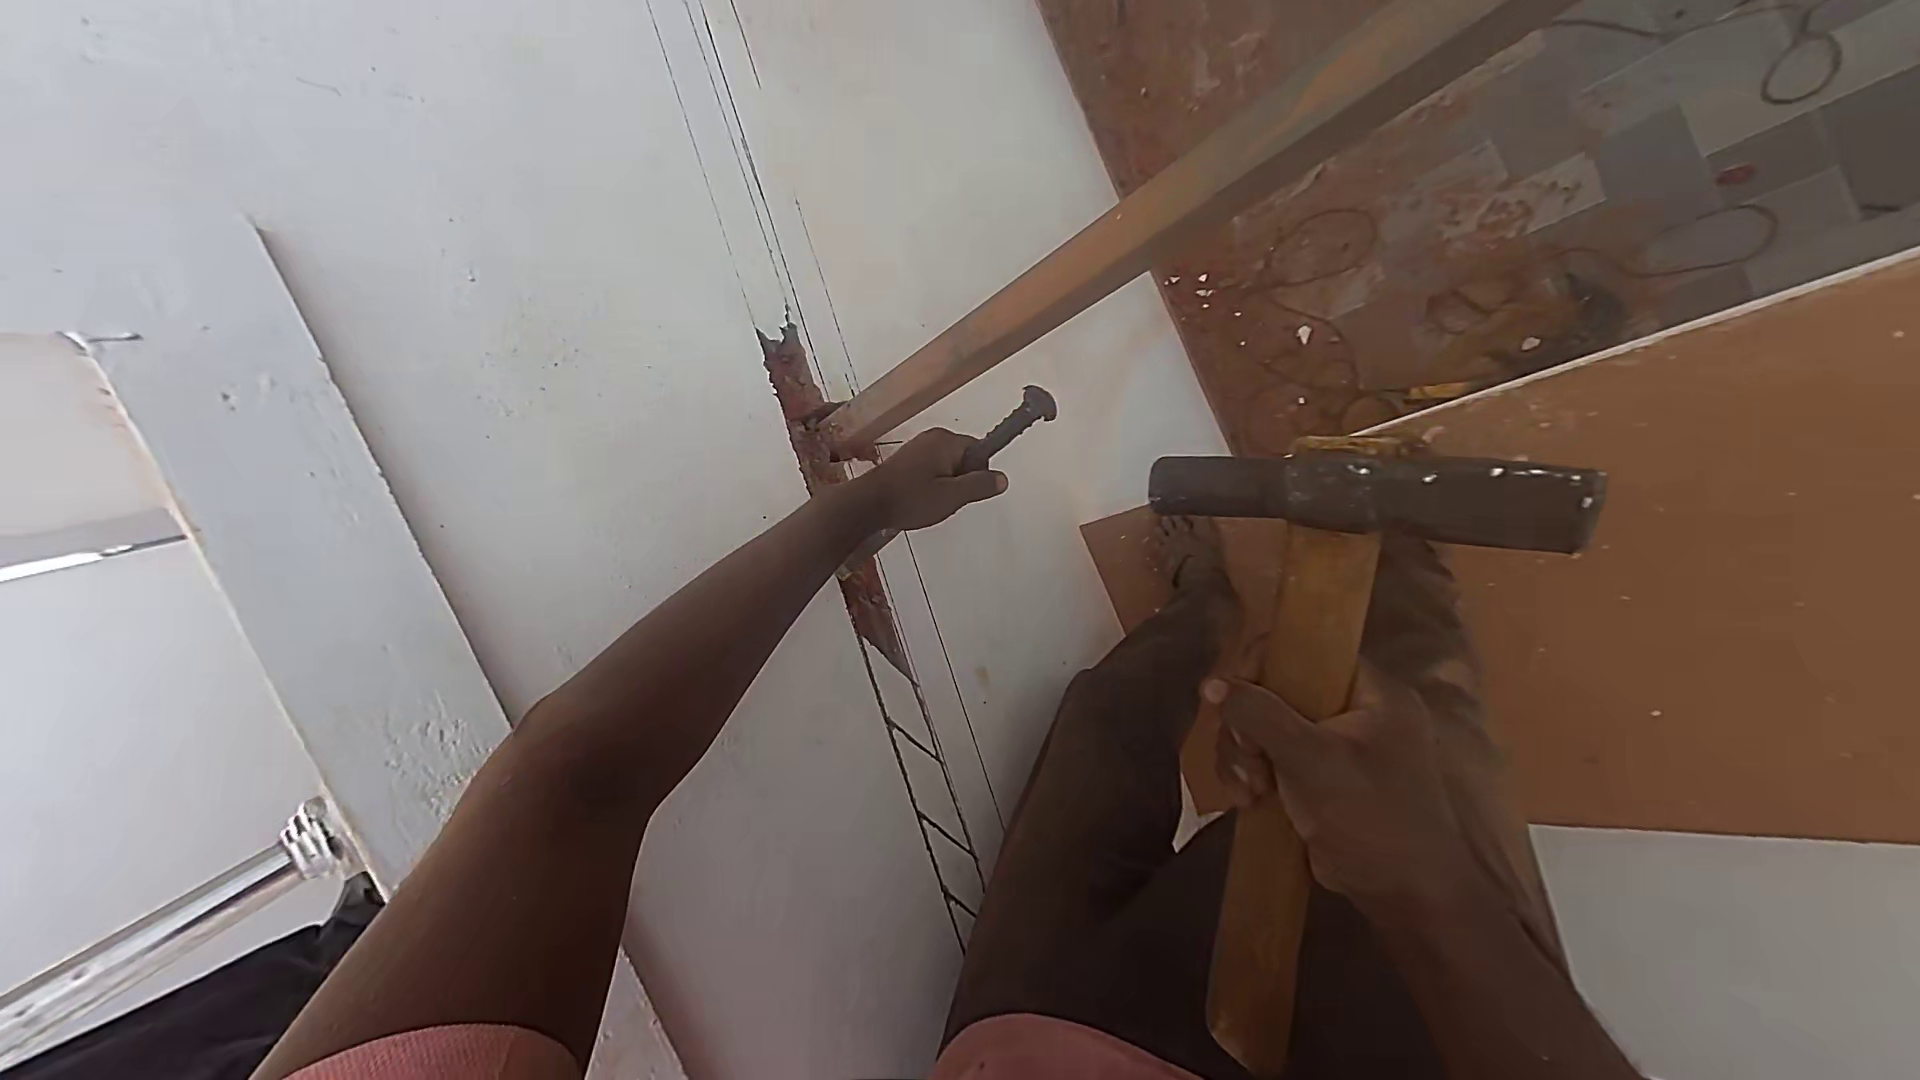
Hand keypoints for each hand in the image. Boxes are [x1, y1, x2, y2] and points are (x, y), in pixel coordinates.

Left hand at [859, 428, 1006, 531]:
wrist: (867, 505)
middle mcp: (933, 437)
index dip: (978, 473)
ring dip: (945, 485)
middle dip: (961, 480)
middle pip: (964, 458)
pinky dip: (931, 485)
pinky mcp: (907, 459)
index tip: (966, 491)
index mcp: (946, 441)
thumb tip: (1002, 478)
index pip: (980, 450)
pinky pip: (932, 470)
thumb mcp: (952, 497)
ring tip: (930, 501)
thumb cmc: (909, 499)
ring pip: (948, 466)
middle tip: (946, 499)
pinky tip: (920, 500)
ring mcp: (918, 447)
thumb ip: (980, 486)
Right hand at [1205, 664, 1479, 912]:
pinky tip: (1248, 800)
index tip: (1237, 699)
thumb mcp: (1310, 759)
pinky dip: (1249, 773)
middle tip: (1249, 757)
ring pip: (1261, 725)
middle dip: (1247, 727)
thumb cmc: (1372, 818)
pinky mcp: (1312, 775)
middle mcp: (1350, 710)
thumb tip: (1209, 684)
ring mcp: (1330, 745)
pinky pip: (1265, 755)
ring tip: (1248, 790)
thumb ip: (1258, 714)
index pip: (1304, 649)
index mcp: (1369, 692)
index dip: (1262, 667)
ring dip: (1242, 755)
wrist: (1409, 901)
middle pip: (1272, 690)